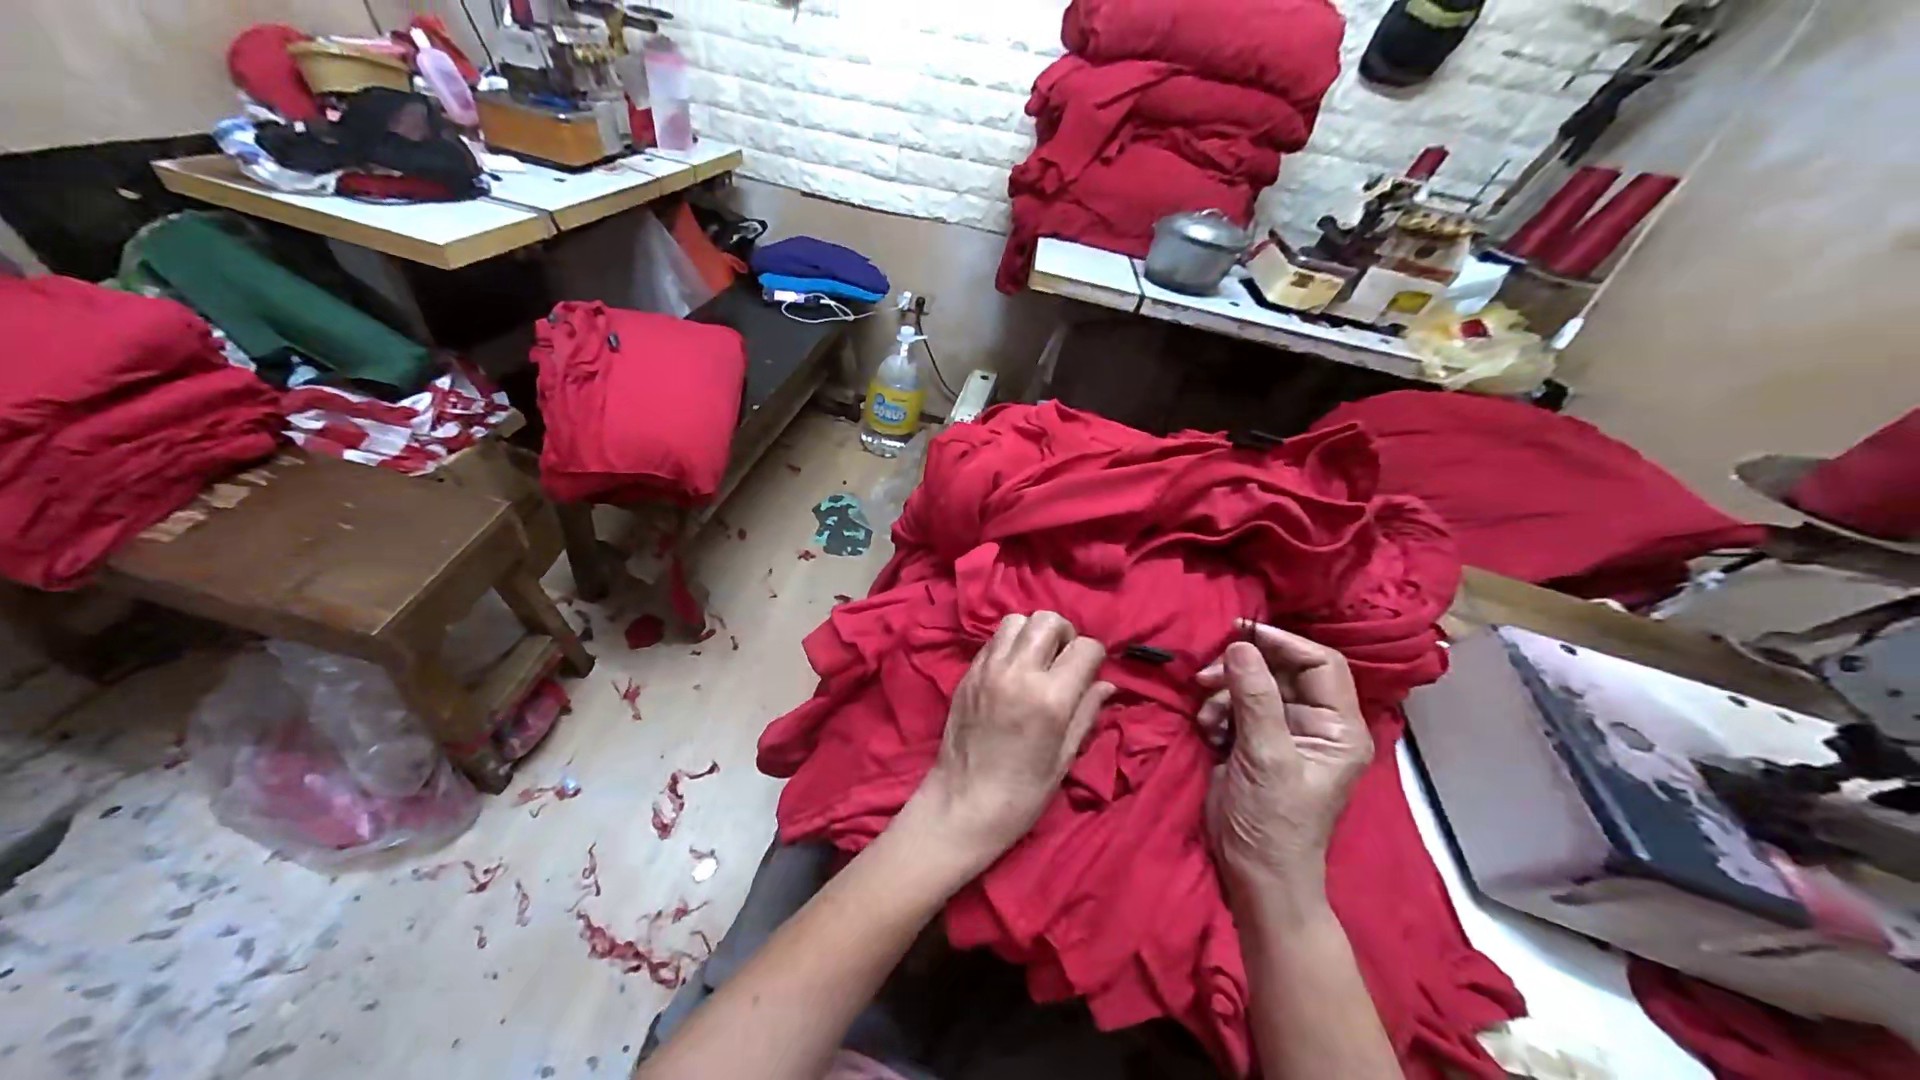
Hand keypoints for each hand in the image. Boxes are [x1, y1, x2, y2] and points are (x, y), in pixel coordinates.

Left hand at [910, 611, 1114, 864]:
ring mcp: (988, 669)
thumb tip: (1106, 684)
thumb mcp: (1066, 756)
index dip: (1094, 657)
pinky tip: (1012, 671)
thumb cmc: (1024, 791)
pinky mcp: (968, 673)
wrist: (965, 802)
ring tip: (1035, 660)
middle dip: (1064, 634)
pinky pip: (993, 640)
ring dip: (1033, 633)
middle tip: (1062, 661)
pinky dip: (1009, 645)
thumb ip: (1087, 712)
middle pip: (1048, 620)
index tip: (1089, 673)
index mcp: (1051, 697)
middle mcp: (1019, 673)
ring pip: (1017, 620)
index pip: (1085, 647)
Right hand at [1196, 621, 1372, 909]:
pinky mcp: (1253, 740)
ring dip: (1223, 693)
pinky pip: (1233, 705)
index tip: (1241, 633)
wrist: (1252, 871)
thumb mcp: (1266, 757)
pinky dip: (1216, 711)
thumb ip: (1255, 698)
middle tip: (1207, 677)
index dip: (1284, 643)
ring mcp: (1282, 731)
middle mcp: (1314, 723)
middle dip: (1241, 670)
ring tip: (1206, 716)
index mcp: (1338, 727)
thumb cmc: (1273, 821)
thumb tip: (1240, 645)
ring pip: (1251, 685)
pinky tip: (1209, 732)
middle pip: (1279, 670)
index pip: (1320, 663)